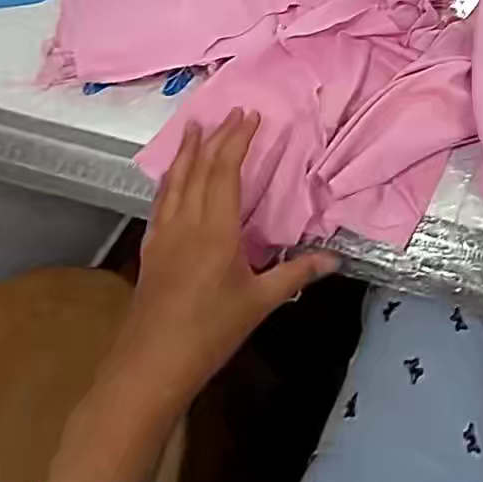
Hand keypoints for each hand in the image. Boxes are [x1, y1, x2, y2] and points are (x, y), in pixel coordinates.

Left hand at [46, 109, 339, 481]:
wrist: (147, 370)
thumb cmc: (208, 333)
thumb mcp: (259, 303)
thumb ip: (296, 275)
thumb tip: (335, 260)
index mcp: (215, 229)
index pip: (225, 171)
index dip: (238, 140)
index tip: (250, 116)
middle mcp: (186, 223)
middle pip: (199, 168)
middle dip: (216, 137)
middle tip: (230, 112)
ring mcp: (164, 234)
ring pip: (175, 180)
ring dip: (187, 150)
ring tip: (194, 126)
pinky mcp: (151, 249)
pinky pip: (161, 200)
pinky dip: (170, 178)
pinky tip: (171, 176)